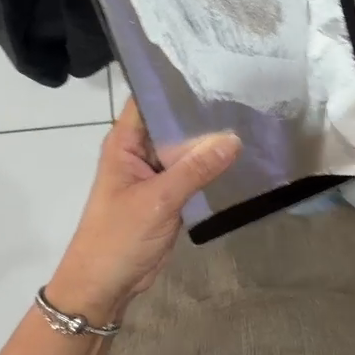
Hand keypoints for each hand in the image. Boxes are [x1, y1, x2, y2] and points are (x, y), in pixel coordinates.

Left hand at [48, 100, 241, 324]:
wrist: (104, 286)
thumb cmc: (118, 237)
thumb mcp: (158, 200)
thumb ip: (196, 168)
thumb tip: (233, 138)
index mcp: (125, 142)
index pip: (149, 99)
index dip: (175, 83)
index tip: (210, 67)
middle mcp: (139, 151)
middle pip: (172, 122)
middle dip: (202, 111)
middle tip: (243, 92)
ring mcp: (155, 173)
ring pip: (185, 148)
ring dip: (210, 140)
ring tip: (249, 117)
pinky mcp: (168, 194)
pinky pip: (192, 172)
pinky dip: (211, 166)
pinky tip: (240, 155)